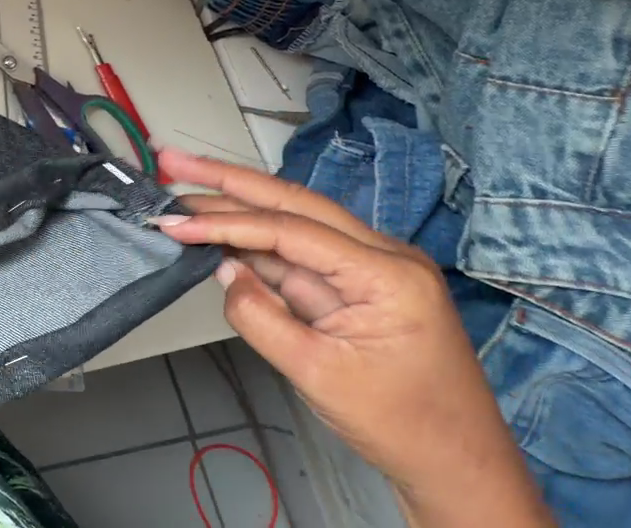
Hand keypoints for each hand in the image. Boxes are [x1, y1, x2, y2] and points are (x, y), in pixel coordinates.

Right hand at [151, 150, 550, 527]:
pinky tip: (213, 228)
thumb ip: (259, 315)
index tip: (173, 223)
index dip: (224, 222)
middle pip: (290, 202)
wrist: (460, 470)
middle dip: (225, 178)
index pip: (289, 230)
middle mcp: (383, 255)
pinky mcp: (352, 283)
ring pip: (290, 220)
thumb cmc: (401, 426)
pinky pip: (294, 251)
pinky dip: (250, 238)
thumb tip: (223, 270)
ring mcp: (369, 267)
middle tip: (170, 159)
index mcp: (388, 273)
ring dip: (233, 205)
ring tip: (179, 188)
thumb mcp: (316, 372)